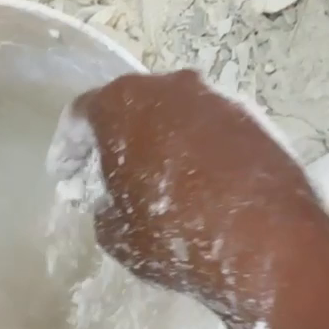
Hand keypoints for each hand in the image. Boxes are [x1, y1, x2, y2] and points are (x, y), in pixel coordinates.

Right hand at [51, 71, 328, 328]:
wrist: (264, 241)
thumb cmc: (172, 234)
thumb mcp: (115, 235)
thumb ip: (104, 207)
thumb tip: (114, 200)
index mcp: (122, 104)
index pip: (80, 115)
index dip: (67, 148)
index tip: (64, 175)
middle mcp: (170, 86)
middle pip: (130, 108)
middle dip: (116, 141)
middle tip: (108, 176)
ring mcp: (217, 98)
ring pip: (174, 117)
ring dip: (160, 145)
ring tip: (157, 184)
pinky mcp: (254, 119)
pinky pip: (210, 133)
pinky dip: (197, 154)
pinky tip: (198, 187)